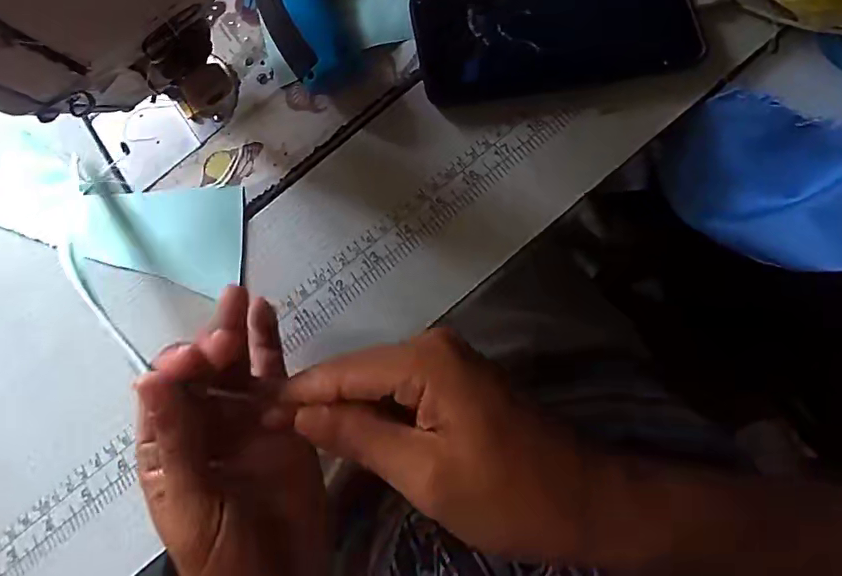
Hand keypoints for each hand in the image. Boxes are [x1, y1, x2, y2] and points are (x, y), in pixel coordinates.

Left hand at [136, 287, 327, 575]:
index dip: (177, 368)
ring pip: (234, 361)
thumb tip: (147, 380)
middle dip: (209, 345)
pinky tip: (264, 308)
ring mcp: (242, 413)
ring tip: (239, 297)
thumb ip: (174, 442)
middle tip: (224, 335)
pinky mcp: (278, 412)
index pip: (166, 391)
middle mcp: (203, 420)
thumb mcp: (192, 504)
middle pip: (202, 369)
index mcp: (168, 444)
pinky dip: (266, 337)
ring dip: (233, 328)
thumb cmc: (224, 557)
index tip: (194, 359)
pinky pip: (270, 367)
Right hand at [280, 327, 605, 564]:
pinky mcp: (456, 377)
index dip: (300, 392)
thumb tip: (302, 413)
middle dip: (319, 399)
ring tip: (297, 430)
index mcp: (424, 358)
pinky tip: (350, 431)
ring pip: (379, 380)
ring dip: (346, 406)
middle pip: (361, 370)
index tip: (255, 409)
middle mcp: (432, 343)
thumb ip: (360, 436)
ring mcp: (447, 357)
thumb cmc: (505, 493)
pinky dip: (376, 410)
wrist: (586, 499)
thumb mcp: (425, 474)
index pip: (346, 369)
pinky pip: (402, 388)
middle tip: (269, 424)